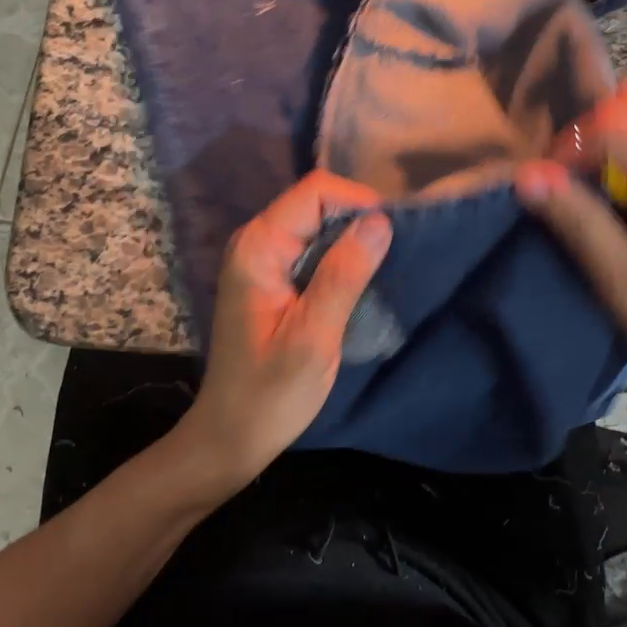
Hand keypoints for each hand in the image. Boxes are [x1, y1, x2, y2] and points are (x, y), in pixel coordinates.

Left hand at [175, 172, 392, 487]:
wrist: (231, 435)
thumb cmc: (270, 393)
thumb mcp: (314, 337)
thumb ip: (344, 276)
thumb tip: (380, 221)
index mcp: (259, 247)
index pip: (314, 192)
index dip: (357, 202)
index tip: (392, 235)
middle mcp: (256, 241)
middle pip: (315, 204)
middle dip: (357, 220)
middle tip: (395, 255)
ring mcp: (261, 260)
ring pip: (316, 226)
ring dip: (351, 241)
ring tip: (385, 268)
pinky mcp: (271, 279)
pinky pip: (310, 250)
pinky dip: (338, 259)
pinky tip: (360, 282)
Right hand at [515, 84, 626, 423]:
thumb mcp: (624, 281)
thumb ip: (579, 222)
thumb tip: (527, 177)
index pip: (616, 137)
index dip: (570, 154)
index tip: (545, 186)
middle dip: (590, 146)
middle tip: (564, 186)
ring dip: (611, 153)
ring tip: (591, 195)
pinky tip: (625, 199)